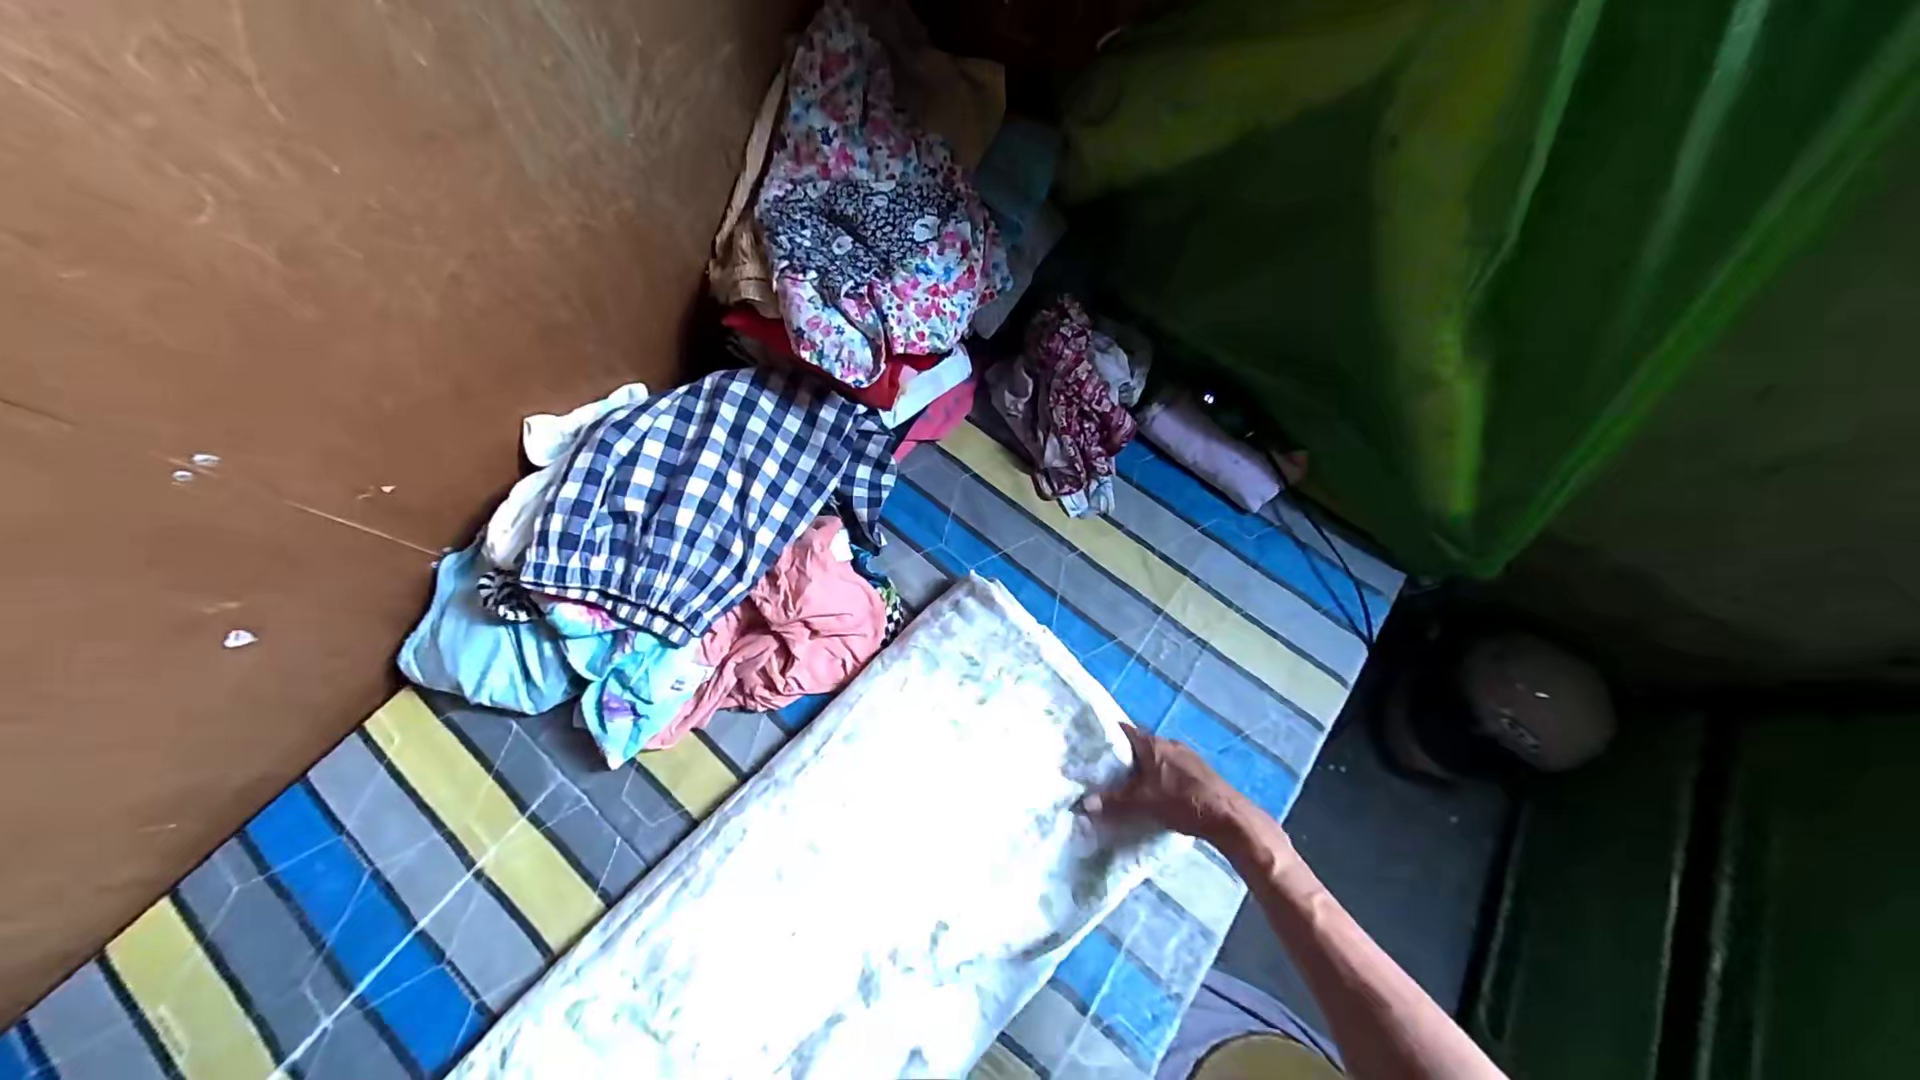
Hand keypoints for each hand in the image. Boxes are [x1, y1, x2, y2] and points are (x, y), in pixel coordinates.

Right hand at [1083, 725, 1257, 844]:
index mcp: (1152, 744)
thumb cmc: (1181, 802)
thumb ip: (1114, 802)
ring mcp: (1187, 755)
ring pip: (1157, 756)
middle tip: (1108, 771)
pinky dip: (1161, 775)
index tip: (1093, 744)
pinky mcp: (1200, 770)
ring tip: (1131, 784)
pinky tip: (1158, 792)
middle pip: (1140, 745)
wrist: (1228, 816)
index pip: (1124, 730)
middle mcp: (1169, 743)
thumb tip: (1085, 803)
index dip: (1108, 735)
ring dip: (1145, 767)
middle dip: (1125, 757)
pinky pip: (1172, 766)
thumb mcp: (1142, 804)